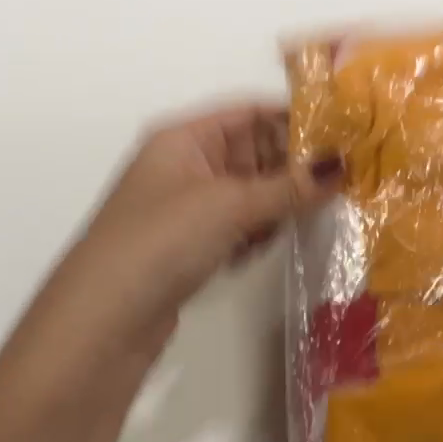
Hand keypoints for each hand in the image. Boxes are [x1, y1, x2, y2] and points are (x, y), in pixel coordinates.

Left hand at [47, 105, 343, 335]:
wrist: (96, 329)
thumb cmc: (160, 242)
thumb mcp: (231, 205)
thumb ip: (290, 185)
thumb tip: (344, 165)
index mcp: (185, 138)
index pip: (252, 112)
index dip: (297, 117)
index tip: (346, 131)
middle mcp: (186, 164)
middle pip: (256, 151)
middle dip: (296, 164)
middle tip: (345, 177)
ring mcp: (188, 208)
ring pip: (253, 191)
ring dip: (281, 202)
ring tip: (312, 213)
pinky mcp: (191, 247)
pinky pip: (241, 224)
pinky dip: (260, 232)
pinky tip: (266, 247)